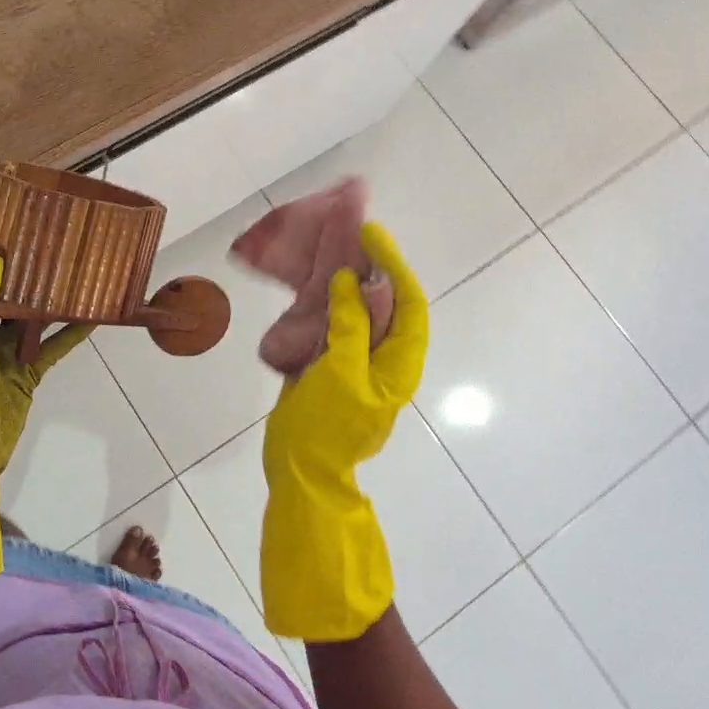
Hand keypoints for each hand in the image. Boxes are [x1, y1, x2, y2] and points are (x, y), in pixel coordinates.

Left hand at [0, 254, 92, 589]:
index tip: (2, 219)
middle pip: (3, 289)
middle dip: (23, 266)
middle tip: (52, 237)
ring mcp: (4, 351)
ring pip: (32, 314)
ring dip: (51, 295)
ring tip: (77, 268)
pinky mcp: (26, 373)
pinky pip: (53, 345)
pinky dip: (72, 330)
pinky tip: (94, 314)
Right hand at [261, 223, 428, 640]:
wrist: (300, 475)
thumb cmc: (326, 429)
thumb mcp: (340, 374)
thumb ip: (350, 326)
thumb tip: (352, 283)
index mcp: (398, 362)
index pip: (408, 302)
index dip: (392, 264)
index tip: (370, 234)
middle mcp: (384, 359)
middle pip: (386, 304)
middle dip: (372, 267)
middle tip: (349, 232)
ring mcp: (357, 364)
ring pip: (358, 313)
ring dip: (347, 282)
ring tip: (329, 250)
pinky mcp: (331, 369)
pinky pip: (334, 327)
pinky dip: (325, 304)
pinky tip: (308, 287)